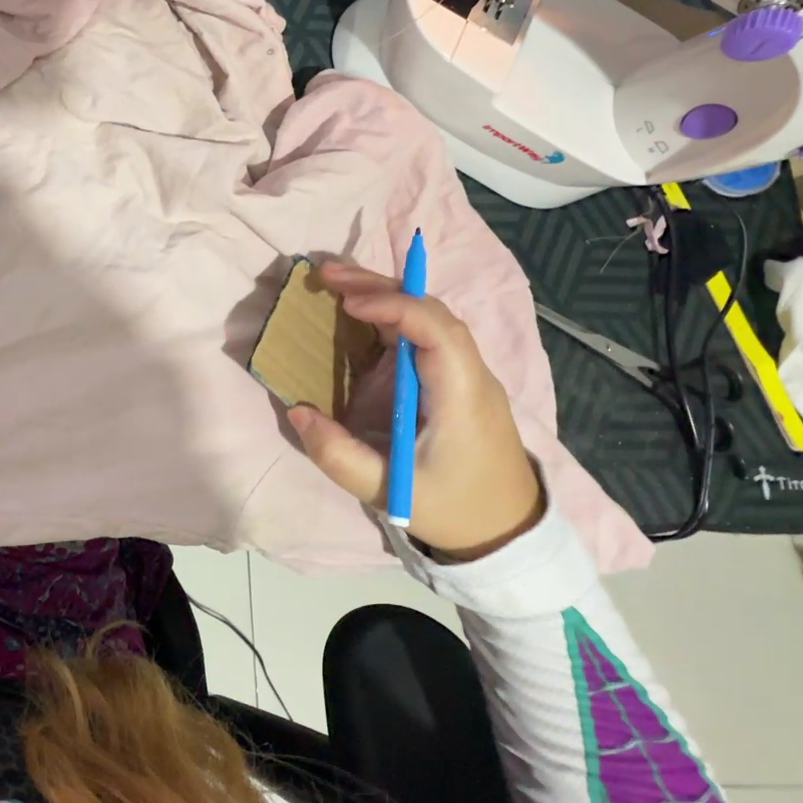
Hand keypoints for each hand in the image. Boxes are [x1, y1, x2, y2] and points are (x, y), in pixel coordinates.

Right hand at [288, 261, 543, 560]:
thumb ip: (338, 455)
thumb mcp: (386, 490)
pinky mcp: (449, 381)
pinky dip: (388, 314)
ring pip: (429, 317)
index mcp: (462, 397)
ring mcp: (463, 376)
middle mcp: (469, 376)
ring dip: (383, 295)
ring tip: (332, 282)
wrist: (504, 528)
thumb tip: (298, 411)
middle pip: (433, 313)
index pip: (439, 332)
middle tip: (325, 274)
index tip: (348, 303)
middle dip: (381, 287)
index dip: (397, 308)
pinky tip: (355, 309)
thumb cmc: (450, 507)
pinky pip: (423, 335)